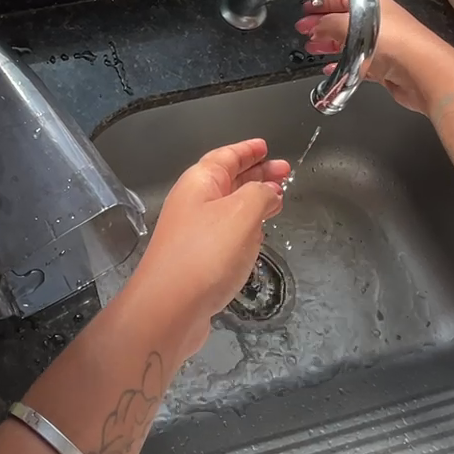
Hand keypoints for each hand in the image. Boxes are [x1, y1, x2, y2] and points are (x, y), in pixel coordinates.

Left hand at [124, 139, 288, 358]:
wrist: (168, 307)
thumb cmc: (205, 254)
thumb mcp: (241, 215)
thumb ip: (260, 195)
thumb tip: (268, 190)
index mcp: (199, 182)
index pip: (226, 156)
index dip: (247, 150)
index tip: (265, 146)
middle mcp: (193, 201)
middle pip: (228, 179)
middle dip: (257, 174)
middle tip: (285, 172)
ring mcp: (193, 230)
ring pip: (228, 205)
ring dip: (253, 200)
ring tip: (277, 198)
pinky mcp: (198, 257)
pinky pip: (226, 231)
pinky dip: (245, 226)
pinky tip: (258, 233)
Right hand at [294, 0, 436, 111]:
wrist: (425, 73)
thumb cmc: (397, 43)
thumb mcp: (349, 25)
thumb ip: (326, 24)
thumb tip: (314, 27)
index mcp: (372, 3)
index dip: (320, 4)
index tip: (305, 11)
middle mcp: (378, 21)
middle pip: (342, 20)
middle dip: (321, 26)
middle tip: (305, 32)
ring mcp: (382, 44)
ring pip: (349, 43)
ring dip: (329, 46)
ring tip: (313, 48)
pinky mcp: (384, 65)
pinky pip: (357, 63)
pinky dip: (342, 65)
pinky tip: (331, 68)